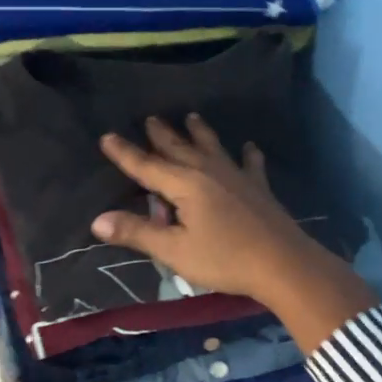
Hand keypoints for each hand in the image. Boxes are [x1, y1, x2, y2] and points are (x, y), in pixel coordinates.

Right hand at [92, 114, 378, 348]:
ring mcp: (237, 177)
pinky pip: (250, 164)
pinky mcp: (258, 189)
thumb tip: (97, 221)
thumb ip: (137, 233)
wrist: (284, 264)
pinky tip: (249, 147)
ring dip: (199, 133)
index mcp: (184, 185)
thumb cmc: (224, 259)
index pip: (146, 167)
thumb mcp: (174, 251)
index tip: (107, 136)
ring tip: (192, 117)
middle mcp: (208, 172)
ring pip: (212, 147)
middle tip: (150, 118)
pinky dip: (247, 154)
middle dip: (162, 135)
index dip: (125, 153)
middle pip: (179, 149)